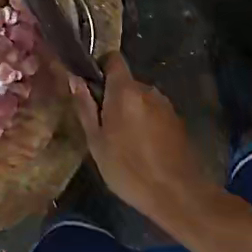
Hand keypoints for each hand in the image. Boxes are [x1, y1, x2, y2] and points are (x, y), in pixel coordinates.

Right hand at [69, 55, 226, 230]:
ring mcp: (165, 103)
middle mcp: (147, 89)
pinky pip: (154, 111)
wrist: (176, 191)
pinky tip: (143, 148)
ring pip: (140, 99)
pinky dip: (146, 122)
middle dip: (114, 98)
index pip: (114, 59)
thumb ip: (86, 107)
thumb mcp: (97, 142)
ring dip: (131, 111)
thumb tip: (75, 79)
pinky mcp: (176, 118)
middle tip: (105, 127)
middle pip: (126, 82)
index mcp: (125, 90)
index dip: (101, 67)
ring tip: (124, 142)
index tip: (92, 88)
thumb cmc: (128, 169)